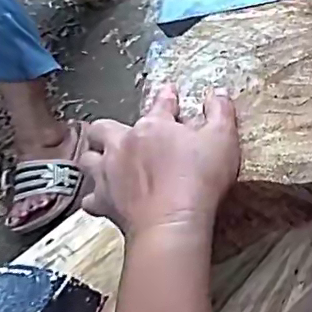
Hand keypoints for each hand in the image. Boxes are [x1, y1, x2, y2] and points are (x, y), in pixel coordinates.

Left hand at [81, 83, 240, 239]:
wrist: (173, 221)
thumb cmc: (201, 177)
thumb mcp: (223, 138)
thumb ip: (221, 112)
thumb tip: (218, 92)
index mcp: (153, 127)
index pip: (160, 104)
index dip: (167, 96)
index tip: (169, 91)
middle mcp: (122, 145)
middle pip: (103, 129)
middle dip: (110, 129)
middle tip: (125, 134)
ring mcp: (107, 174)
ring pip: (87, 158)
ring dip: (97, 157)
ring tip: (110, 161)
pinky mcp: (102, 201)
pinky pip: (91, 196)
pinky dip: (98, 194)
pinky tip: (109, 195)